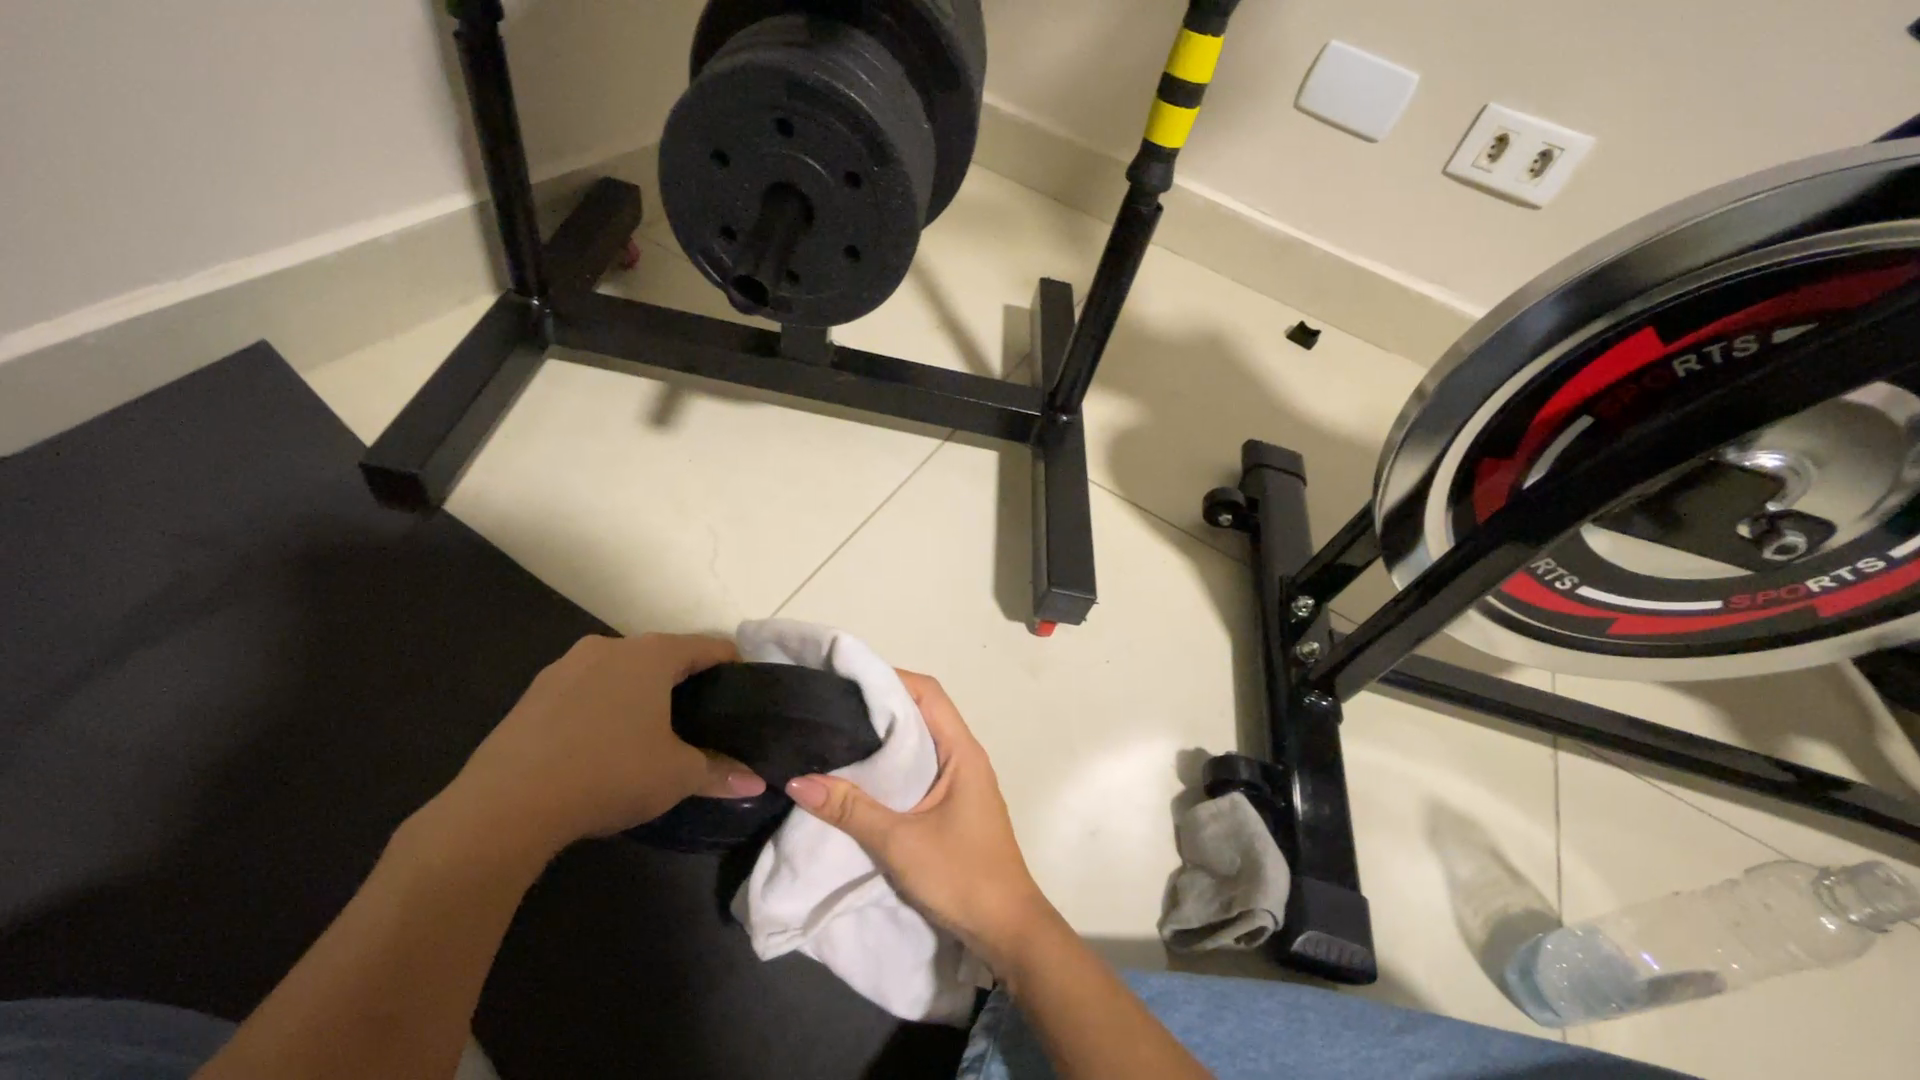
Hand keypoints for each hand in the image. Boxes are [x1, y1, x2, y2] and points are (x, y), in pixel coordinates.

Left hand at [438, 634, 764, 856]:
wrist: (507, 803)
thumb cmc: (609, 773)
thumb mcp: (676, 776)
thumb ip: (719, 772)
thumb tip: (757, 782)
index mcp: (652, 655)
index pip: (709, 646)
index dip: (734, 667)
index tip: (745, 694)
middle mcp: (609, 647)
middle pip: (663, 656)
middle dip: (685, 683)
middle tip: (704, 721)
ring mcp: (565, 667)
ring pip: (620, 673)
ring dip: (640, 696)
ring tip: (653, 735)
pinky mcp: (533, 694)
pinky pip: (585, 693)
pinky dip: (603, 710)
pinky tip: (602, 747)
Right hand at [786, 671, 1053, 963]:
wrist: (1007, 930)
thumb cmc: (961, 875)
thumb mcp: (899, 841)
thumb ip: (850, 809)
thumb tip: (798, 780)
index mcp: (961, 752)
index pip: (926, 692)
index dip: (888, 678)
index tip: (845, 679)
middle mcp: (963, 758)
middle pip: (920, 713)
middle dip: (878, 705)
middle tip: (830, 705)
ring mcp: (960, 783)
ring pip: (918, 744)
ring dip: (883, 738)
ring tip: (835, 734)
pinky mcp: (952, 807)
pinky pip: (918, 771)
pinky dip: (890, 766)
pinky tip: (858, 777)